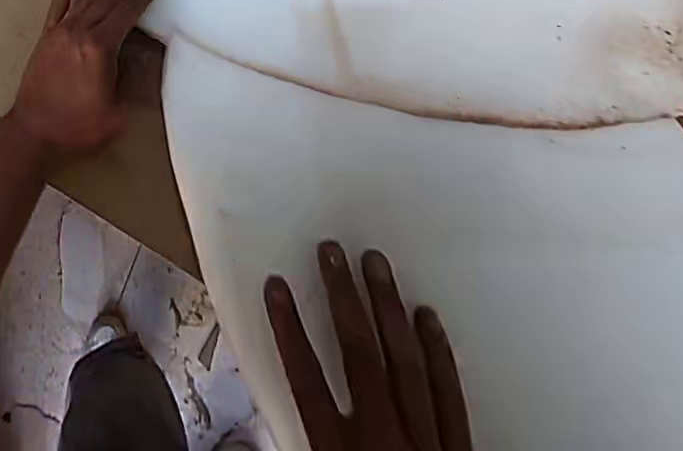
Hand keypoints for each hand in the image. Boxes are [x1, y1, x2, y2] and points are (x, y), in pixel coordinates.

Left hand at [4, 0, 161, 170]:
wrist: (33, 133)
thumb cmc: (78, 128)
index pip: (127, 14)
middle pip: (109, 0)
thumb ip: (136, 78)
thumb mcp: (119, 109)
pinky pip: (58, 4)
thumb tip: (151, 53)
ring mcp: (60, 32)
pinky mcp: (47, 37)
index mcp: (99, 48)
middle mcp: (79, 33)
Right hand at [265, 242, 471, 450]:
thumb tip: (233, 446)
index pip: (306, 379)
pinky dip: (438, 353)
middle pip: (359, 355)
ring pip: (405, 363)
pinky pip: (449, 396)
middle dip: (341, 298)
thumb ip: (279, 449)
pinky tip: (427, 317)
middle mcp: (383, 441)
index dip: (288, 328)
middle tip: (331, 252)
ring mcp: (426, 445)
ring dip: (386, 308)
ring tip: (375, 264)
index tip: (276, 286)